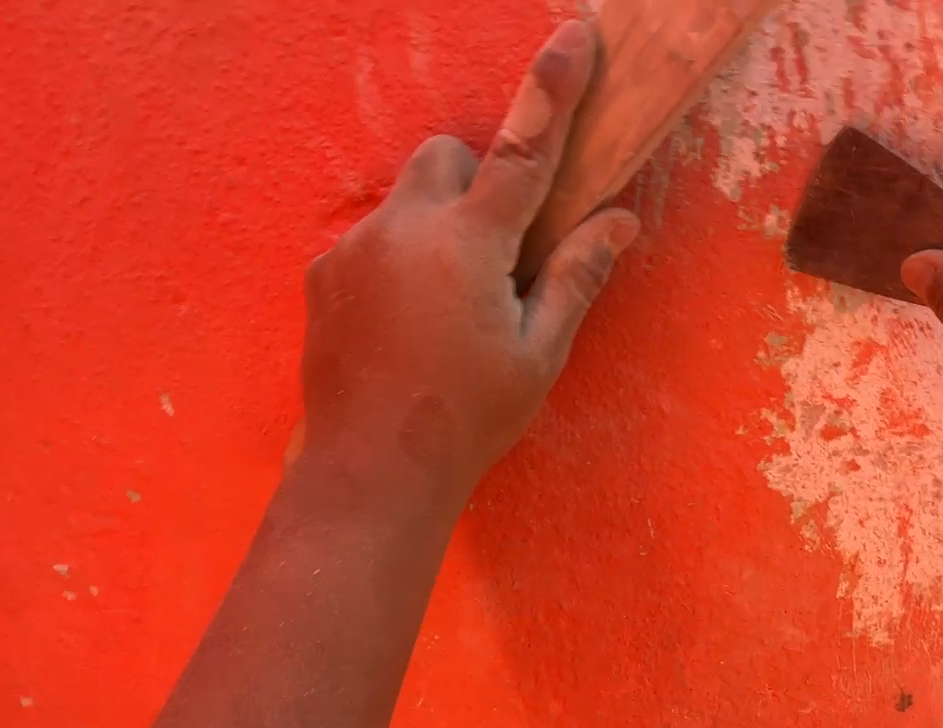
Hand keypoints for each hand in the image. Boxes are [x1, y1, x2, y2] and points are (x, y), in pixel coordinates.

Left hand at [294, 21, 639, 505]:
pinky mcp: (323, 274)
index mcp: (470, 244)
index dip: (554, 89)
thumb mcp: (538, 355)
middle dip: (476, 183)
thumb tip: (619, 222)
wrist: (374, 469)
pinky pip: (370, 239)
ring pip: (405, 198)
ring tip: (446, 304)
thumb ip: (574, 278)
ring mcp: (355, 247)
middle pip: (445, 156)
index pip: (522, 150)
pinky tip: (404, 323)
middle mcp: (405, 226)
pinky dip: (397, 259)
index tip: (575, 33)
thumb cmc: (470, 418)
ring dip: (435, 226)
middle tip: (495, 253)